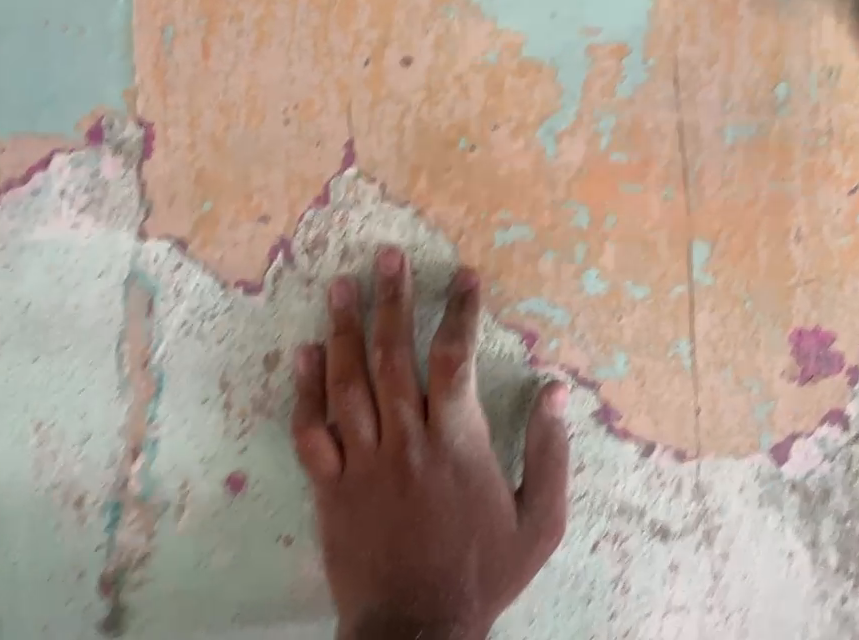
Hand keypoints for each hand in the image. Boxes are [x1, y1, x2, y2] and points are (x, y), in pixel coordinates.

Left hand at [291, 246, 570, 639]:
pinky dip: (304, 390)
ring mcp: (363, 462)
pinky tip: (303, 353)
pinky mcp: (330, 488)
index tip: (464, 277)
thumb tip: (554, 391)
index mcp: (458, 443)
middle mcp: (407, 441)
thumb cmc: (483, 572)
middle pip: (394, 355)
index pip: (457, 359)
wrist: (416, 633)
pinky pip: (311, 432)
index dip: (460, 312)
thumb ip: (550, 453)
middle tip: (388, 256)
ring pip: (348, 383)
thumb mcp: (540, 521)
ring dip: (345, 328)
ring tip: (343, 284)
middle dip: (393, 300)